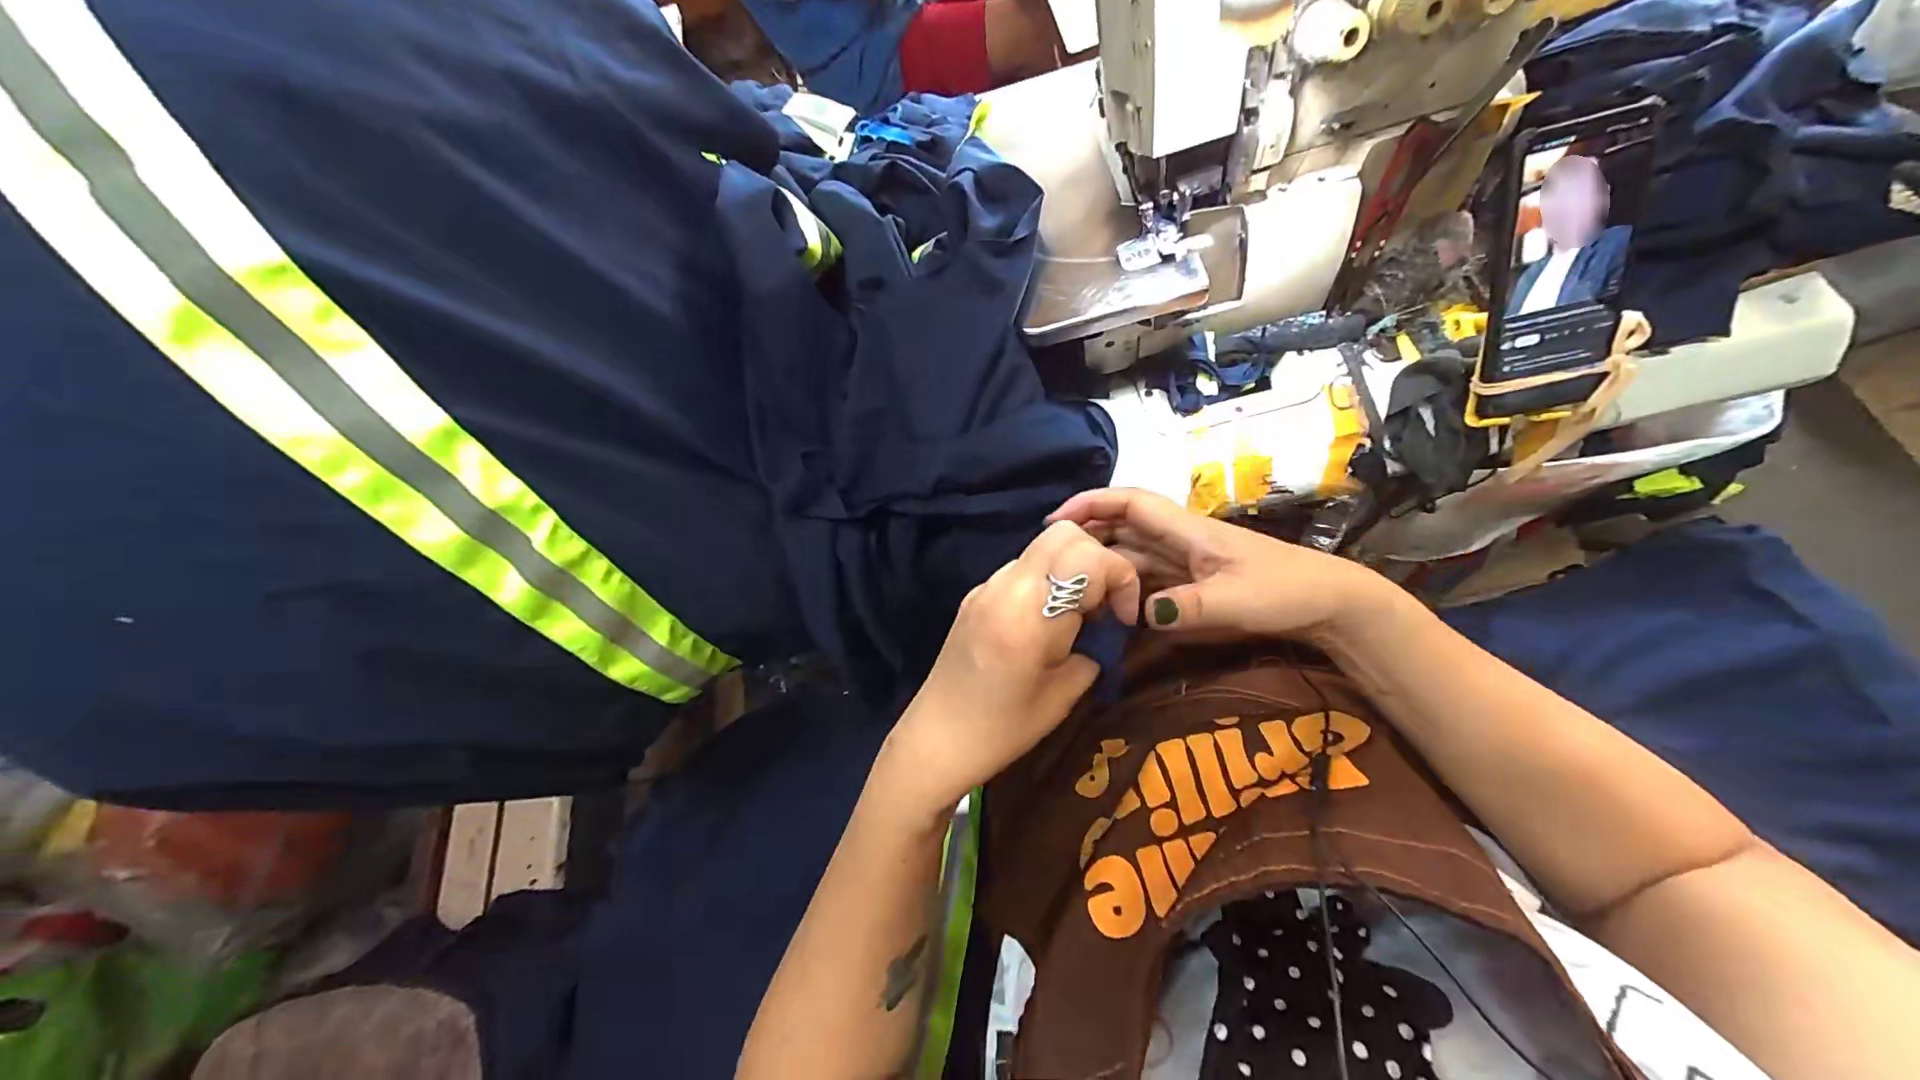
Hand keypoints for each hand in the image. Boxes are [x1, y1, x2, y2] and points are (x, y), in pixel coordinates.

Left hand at [880, 521, 1140, 821]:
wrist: (935, 739)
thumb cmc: (1003, 729)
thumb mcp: (1065, 693)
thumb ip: (1094, 646)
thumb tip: (1106, 623)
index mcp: (1028, 613)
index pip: (1088, 556)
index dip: (1121, 577)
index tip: (1123, 617)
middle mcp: (1004, 586)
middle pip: (1064, 534)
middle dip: (1098, 561)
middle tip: (1103, 607)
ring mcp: (985, 587)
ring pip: (1042, 547)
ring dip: (1071, 570)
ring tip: (1076, 617)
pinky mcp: (974, 595)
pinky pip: (1021, 569)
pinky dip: (1046, 581)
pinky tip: (1046, 622)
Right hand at [1048, 487, 1390, 643]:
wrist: (1327, 604)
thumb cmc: (1285, 591)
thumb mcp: (1237, 600)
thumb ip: (1188, 606)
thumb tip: (1138, 613)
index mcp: (1187, 531)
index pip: (1130, 503)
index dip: (1091, 502)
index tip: (1056, 519)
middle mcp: (1178, 541)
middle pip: (1121, 527)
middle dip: (1085, 534)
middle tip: (1049, 558)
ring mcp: (1183, 562)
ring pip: (1129, 554)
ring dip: (1100, 563)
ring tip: (1068, 585)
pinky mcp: (1189, 583)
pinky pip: (1143, 579)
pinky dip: (1120, 586)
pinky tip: (1103, 605)